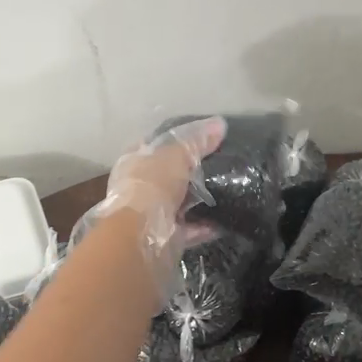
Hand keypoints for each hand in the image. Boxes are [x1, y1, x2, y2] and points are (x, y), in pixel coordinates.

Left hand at [77, 117, 226, 303]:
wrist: (142, 233)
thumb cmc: (152, 184)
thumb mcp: (177, 155)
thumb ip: (197, 141)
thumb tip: (220, 124)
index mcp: (134, 161)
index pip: (155, 144)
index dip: (176, 140)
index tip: (202, 138)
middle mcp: (139, 187)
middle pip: (168, 175)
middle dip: (190, 171)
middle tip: (220, 164)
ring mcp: (151, 213)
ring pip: (178, 202)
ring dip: (198, 200)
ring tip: (227, 189)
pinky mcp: (164, 236)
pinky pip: (189, 228)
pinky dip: (205, 225)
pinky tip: (225, 220)